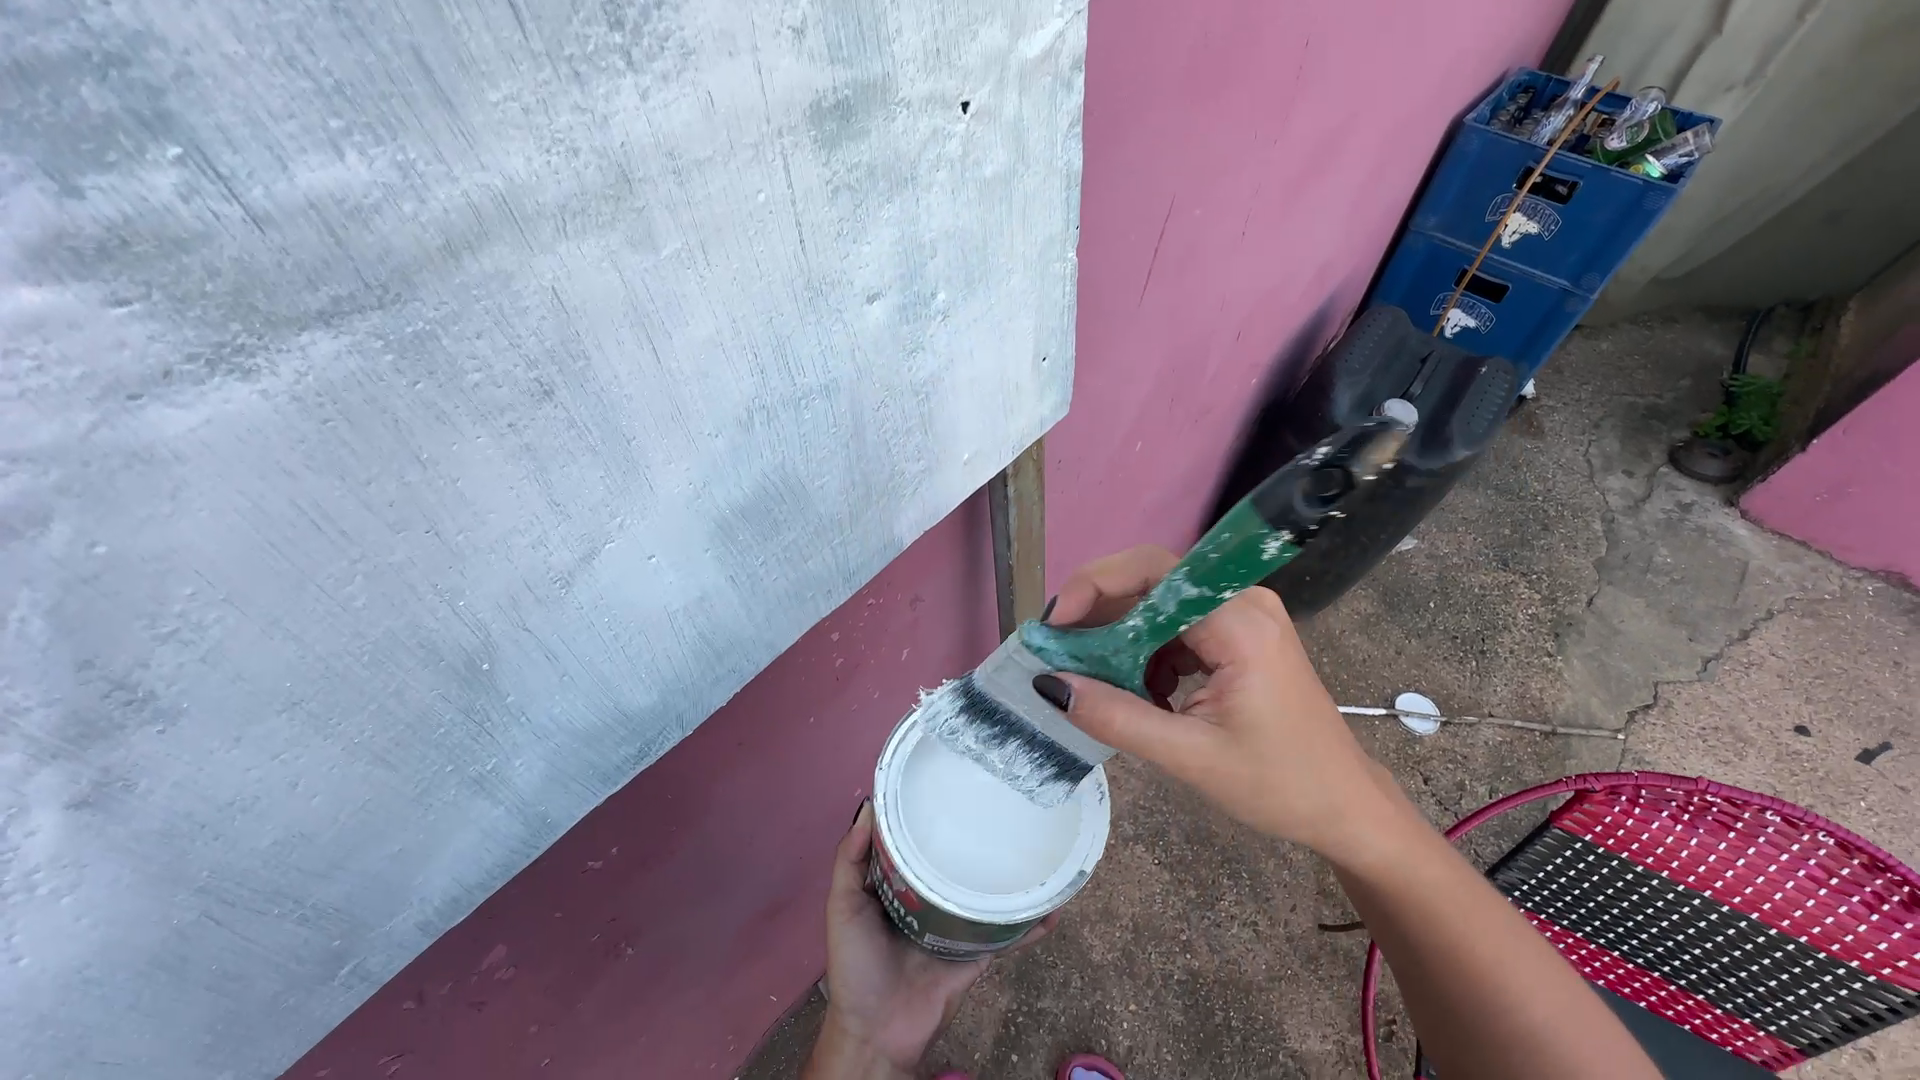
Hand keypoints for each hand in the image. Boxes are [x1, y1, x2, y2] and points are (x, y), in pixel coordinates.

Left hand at [802, 802, 1055, 1078]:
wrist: (878, 1030)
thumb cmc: (856, 965)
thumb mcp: (843, 906)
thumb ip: (850, 859)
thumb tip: (869, 805)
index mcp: (900, 885)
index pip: (918, 841)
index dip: (930, 814)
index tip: (949, 780)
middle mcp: (931, 899)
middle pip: (957, 862)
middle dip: (978, 839)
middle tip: (1003, 804)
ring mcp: (957, 925)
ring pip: (987, 893)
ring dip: (1011, 876)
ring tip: (1038, 846)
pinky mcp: (977, 952)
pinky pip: (1007, 934)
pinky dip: (1030, 924)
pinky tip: (1053, 907)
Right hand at [1042, 545, 1393, 856]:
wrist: (1345, 805)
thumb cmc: (1279, 785)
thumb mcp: (1189, 757)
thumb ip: (1116, 716)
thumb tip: (1049, 684)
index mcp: (1239, 622)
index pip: (1152, 572)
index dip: (1094, 586)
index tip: (1054, 627)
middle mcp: (1243, 602)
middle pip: (1152, 582)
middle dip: (1100, 615)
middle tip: (1060, 654)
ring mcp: (1244, 615)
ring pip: (1160, 605)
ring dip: (1121, 638)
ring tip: (1093, 680)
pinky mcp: (1240, 634)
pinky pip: (1176, 625)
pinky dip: (1147, 652)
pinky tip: (1139, 692)